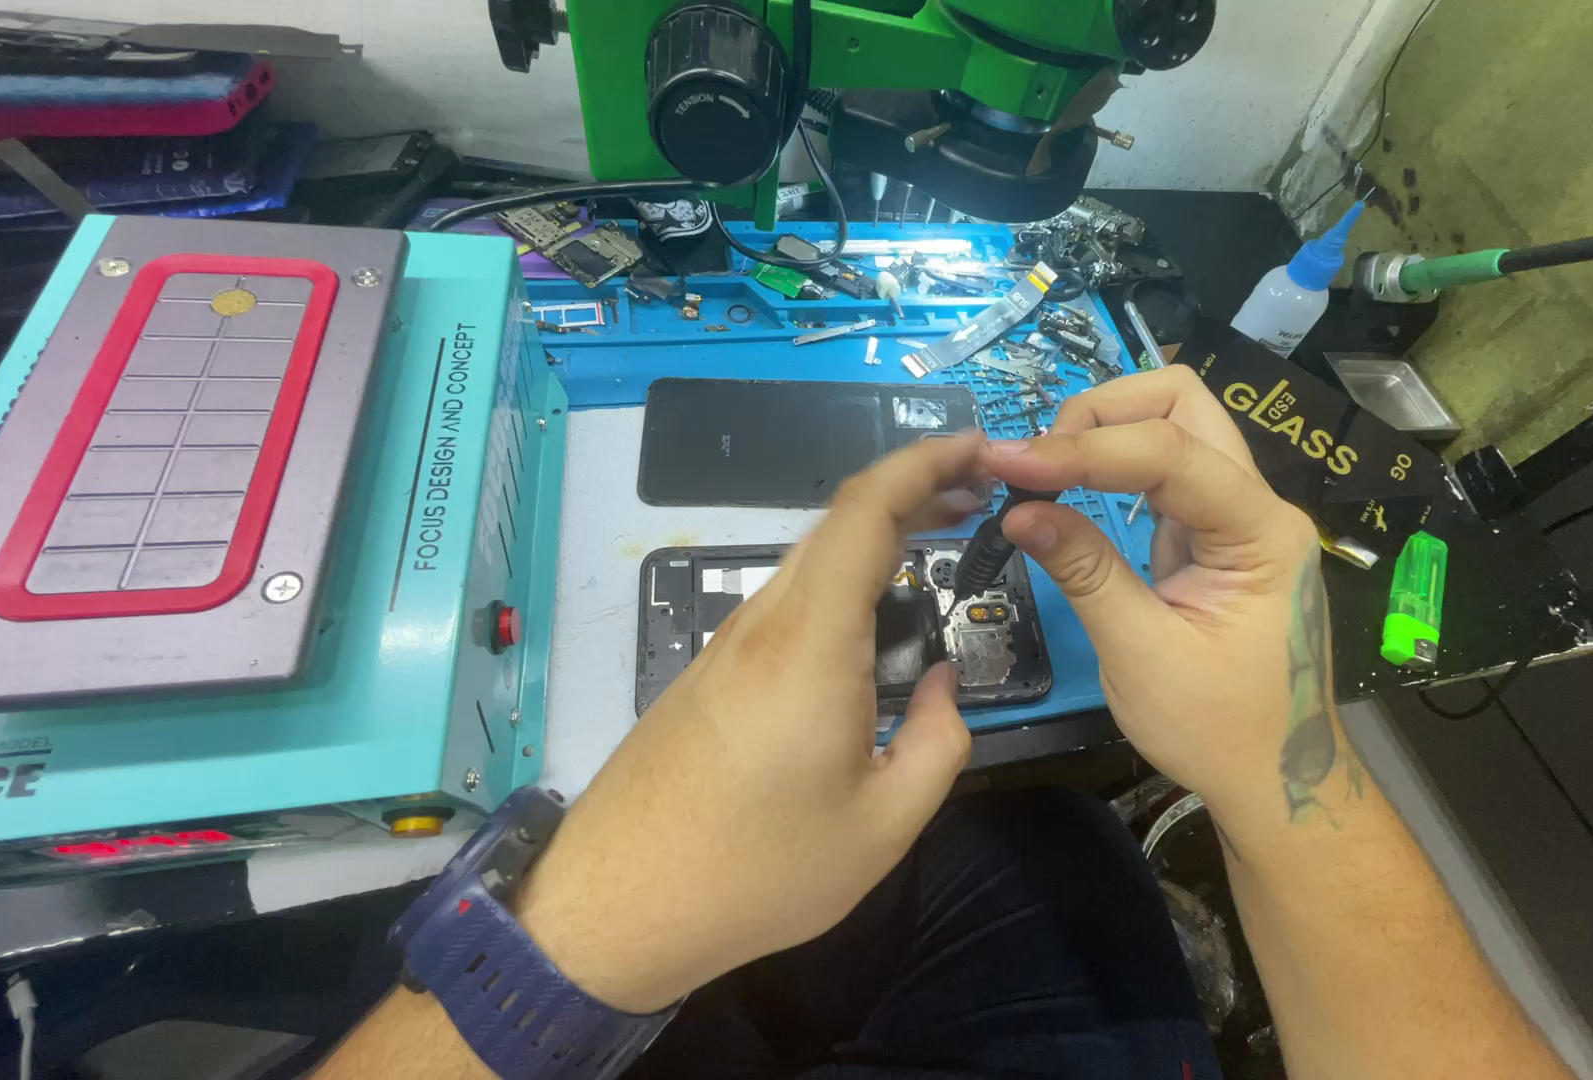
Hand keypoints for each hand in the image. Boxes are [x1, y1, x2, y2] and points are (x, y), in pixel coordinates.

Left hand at [515, 433, 983, 1013]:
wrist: (613, 907)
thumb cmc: (756, 871)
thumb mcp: (883, 825)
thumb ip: (941, 741)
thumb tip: (943, 680)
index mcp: (812, 643)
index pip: (865, 512)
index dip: (924, 463)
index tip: (978, 449)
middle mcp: (766, 620)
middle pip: (840, 520)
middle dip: (914, 487)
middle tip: (978, 492)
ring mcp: (732, 640)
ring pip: (814, 555)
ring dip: (879, 531)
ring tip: (940, 534)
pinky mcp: (715, 665)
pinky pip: (791, 595)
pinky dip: (846, 574)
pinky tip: (875, 609)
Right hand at [980, 367, 1353, 838]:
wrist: (1278, 780)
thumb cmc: (1218, 730)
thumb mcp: (1140, 654)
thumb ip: (1084, 570)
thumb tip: (1018, 510)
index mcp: (1259, 533)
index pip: (1169, 454)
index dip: (1082, 450)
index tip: (1006, 460)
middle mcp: (1257, 504)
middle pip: (1186, 402)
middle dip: (1103, 411)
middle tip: (1040, 458)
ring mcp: (1236, 515)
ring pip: (1176, 423)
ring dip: (1106, 429)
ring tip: (1047, 467)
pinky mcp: (1212, 533)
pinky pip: (1164, 469)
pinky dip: (1111, 461)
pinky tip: (1072, 483)